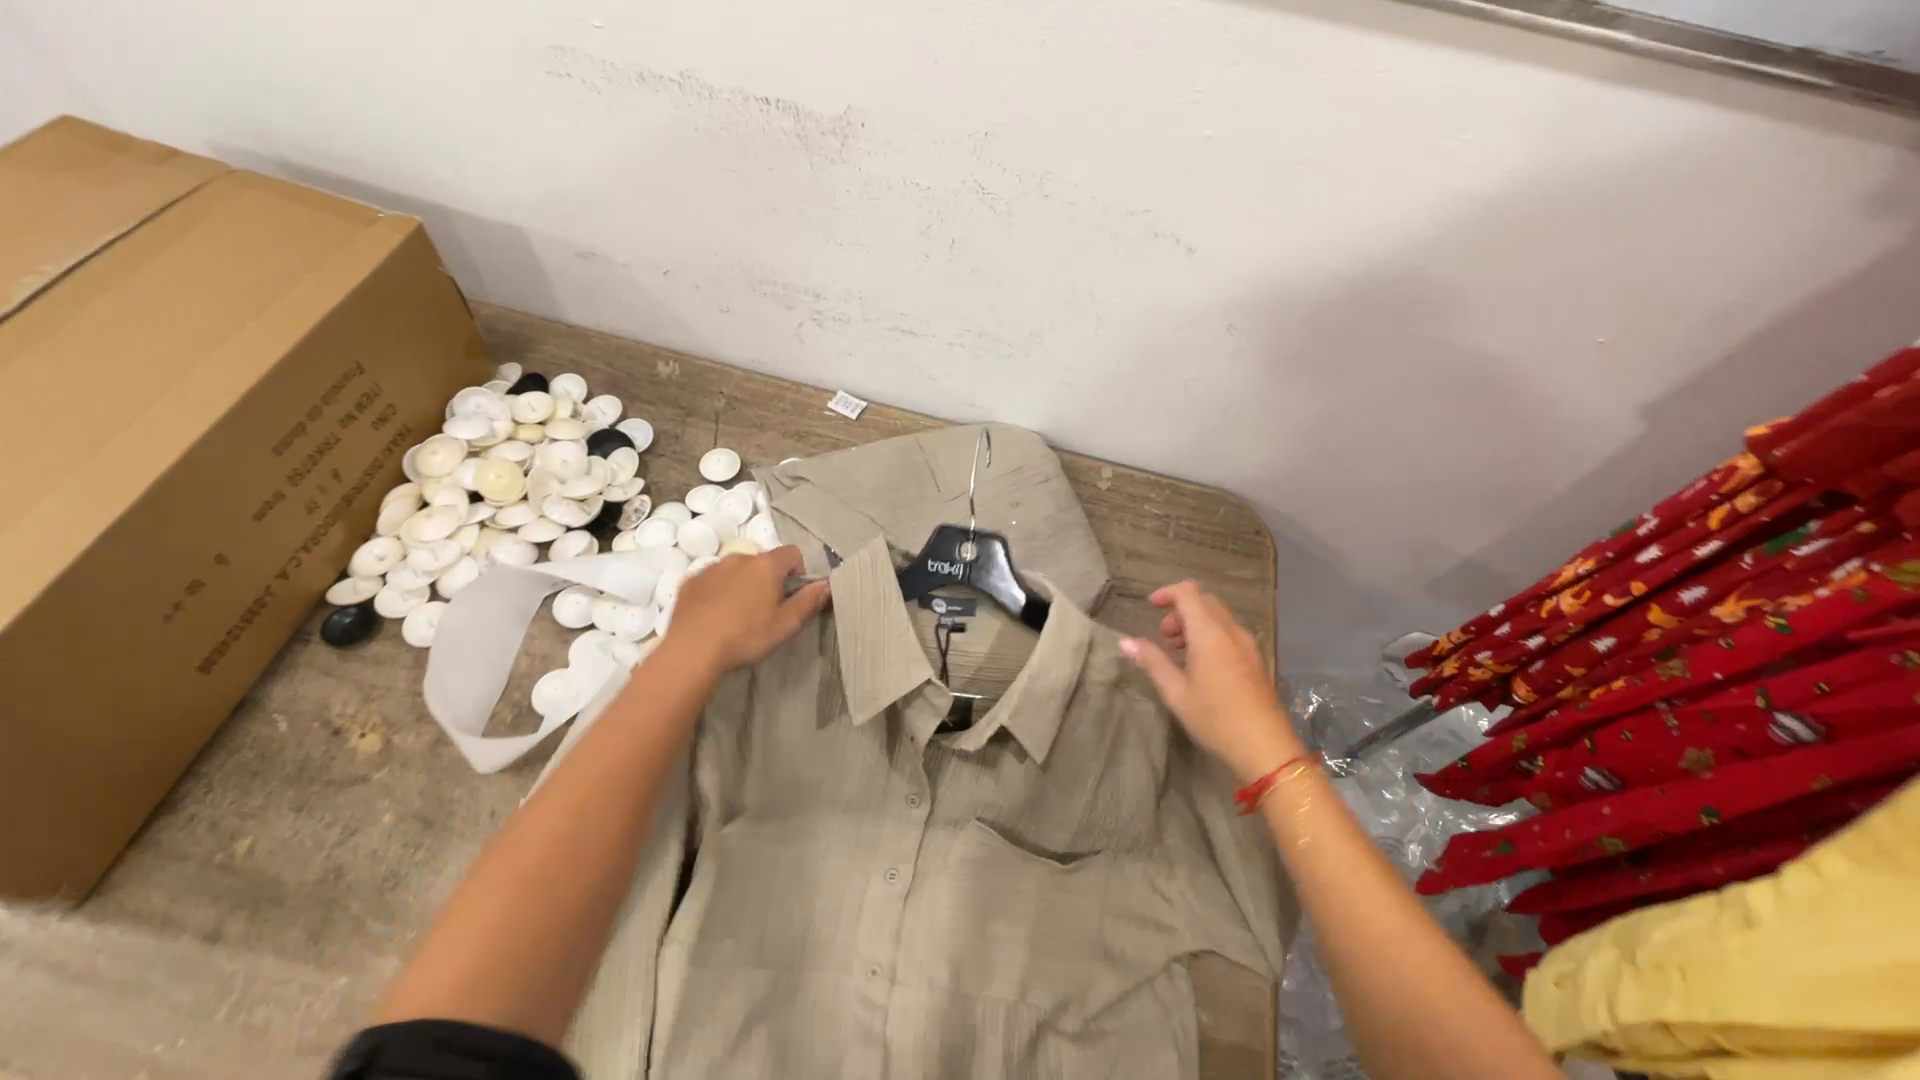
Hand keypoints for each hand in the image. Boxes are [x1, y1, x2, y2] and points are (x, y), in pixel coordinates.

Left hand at [660, 546, 830, 675]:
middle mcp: (738, 558)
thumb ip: (809, 601)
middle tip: (765, 611)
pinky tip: (714, 616)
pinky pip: (712, 580)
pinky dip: (718, 591)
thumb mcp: (786, 624)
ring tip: (737, 615)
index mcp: (766, 565)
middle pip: (762, 561)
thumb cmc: (745, 636)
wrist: (692, 650)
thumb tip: (827, 584)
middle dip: (768, 580)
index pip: (792, 553)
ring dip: (742, 584)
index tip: (791, 597)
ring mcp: (711, 568)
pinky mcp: (689, 581)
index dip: (798, 572)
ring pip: (736, 570)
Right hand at [1120, 581, 1303, 782]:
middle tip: (1163, 636)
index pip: (1188, 592)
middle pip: (1205, 602)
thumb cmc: (1215, 719)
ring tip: (1178, 651)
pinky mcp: (1256, 660)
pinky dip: (1211, 635)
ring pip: (1219, 617)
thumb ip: (1152, 662)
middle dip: (1180, 611)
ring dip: (1196, 624)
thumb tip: (1125, 642)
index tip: (1150, 606)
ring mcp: (1248, 645)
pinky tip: (1201, 665)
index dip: (1167, 592)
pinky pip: (1230, 633)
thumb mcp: (1176, 693)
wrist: (1266, 747)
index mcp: (1209, 633)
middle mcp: (1231, 631)